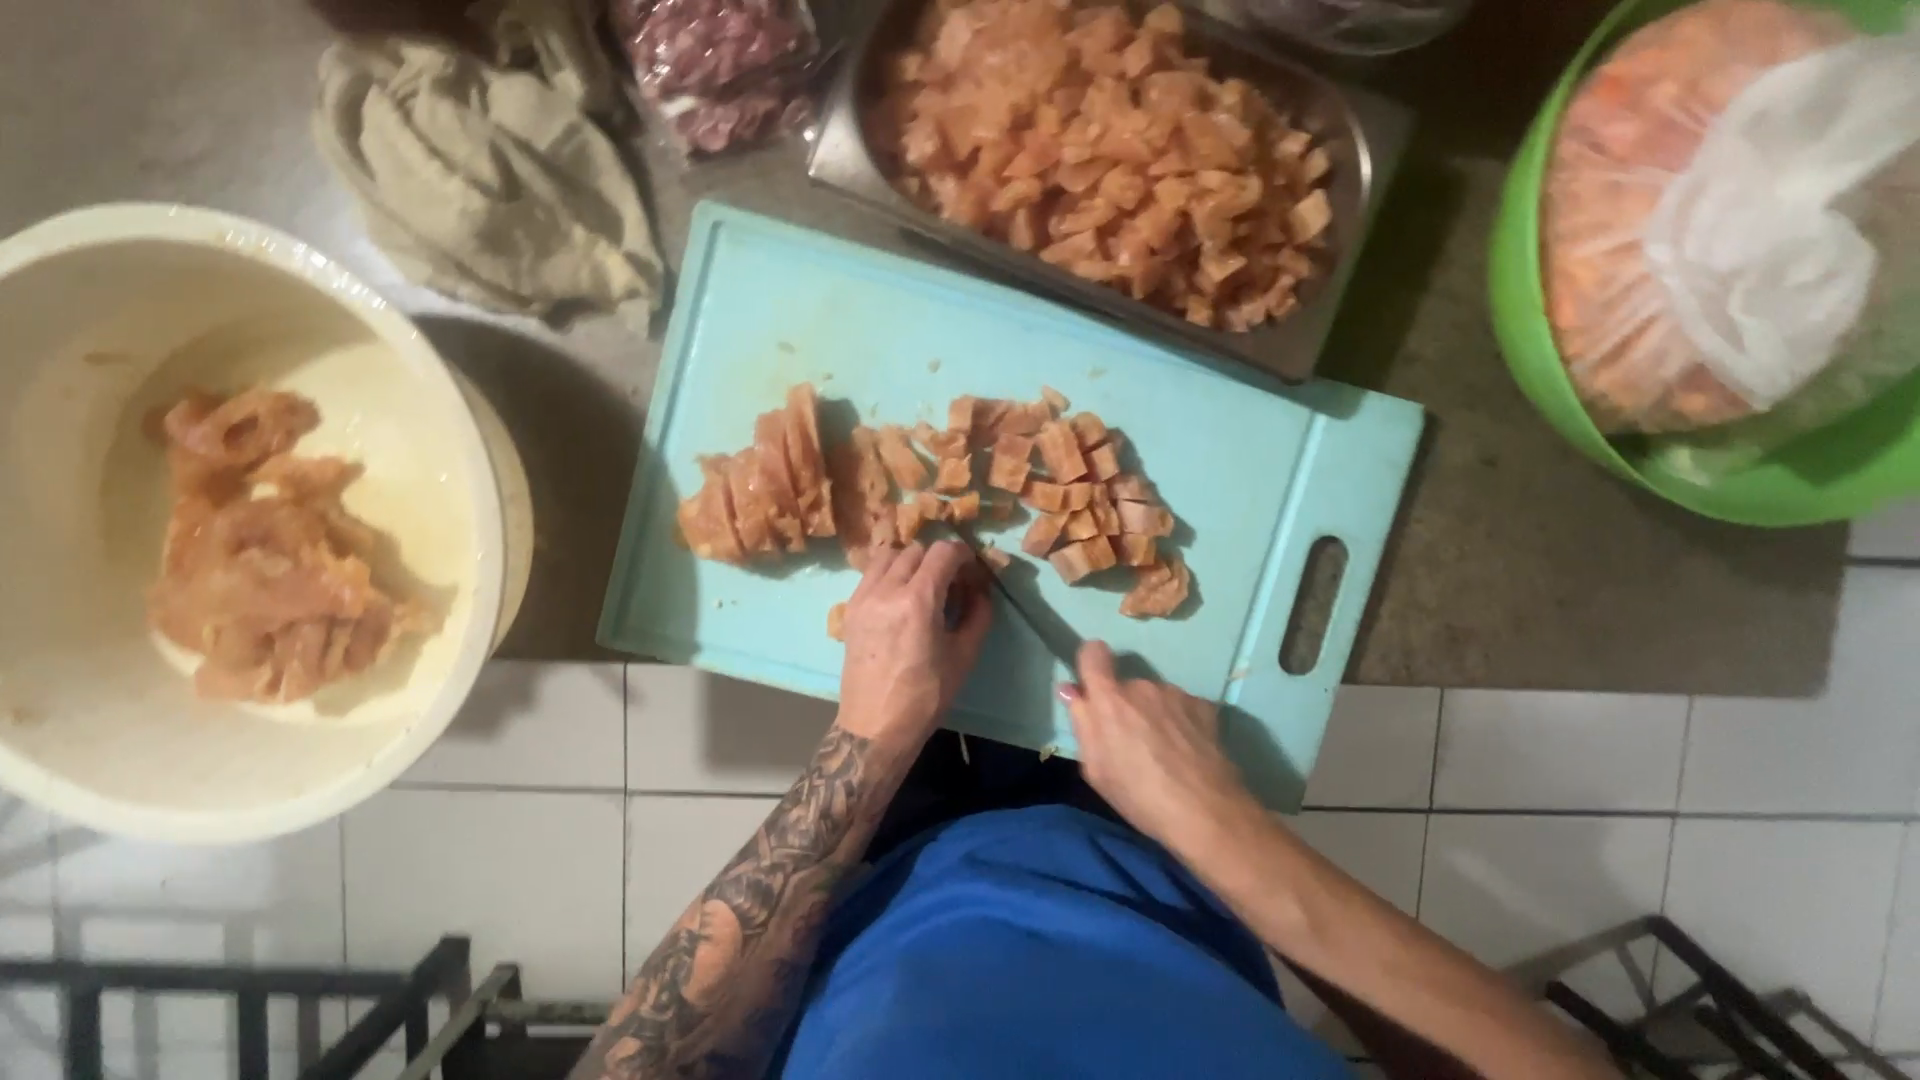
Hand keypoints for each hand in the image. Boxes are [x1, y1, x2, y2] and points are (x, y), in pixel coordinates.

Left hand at [836, 541, 991, 744]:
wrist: (876, 726)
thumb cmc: (926, 696)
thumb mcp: (964, 655)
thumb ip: (978, 614)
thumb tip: (980, 590)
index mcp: (918, 601)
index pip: (943, 552)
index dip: (963, 555)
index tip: (972, 571)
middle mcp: (887, 590)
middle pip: (916, 550)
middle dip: (938, 560)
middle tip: (951, 584)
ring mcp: (863, 597)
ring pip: (889, 555)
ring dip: (911, 562)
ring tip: (923, 587)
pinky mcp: (850, 609)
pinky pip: (871, 574)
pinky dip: (889, 574)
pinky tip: (900, 598)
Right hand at [1064, 641, 1260, 856]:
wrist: (1204, 811)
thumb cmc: (1138, 795)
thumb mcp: (1096, 768)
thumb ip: (1082, 722)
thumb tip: (1071, 690)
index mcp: (1109, 700)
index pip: (1092, 653)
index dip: (1091, 663)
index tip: (1094, 685)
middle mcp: (1142, 686)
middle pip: (1126, 686)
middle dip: (1125, 706)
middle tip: (1133, 743)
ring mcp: (1176, 694)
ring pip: (1155, 697)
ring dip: (1155, 714)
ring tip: (1165, 751)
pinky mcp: (1204, 705)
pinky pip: (1182, 707)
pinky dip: (1181, 722)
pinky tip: (1187, 751)